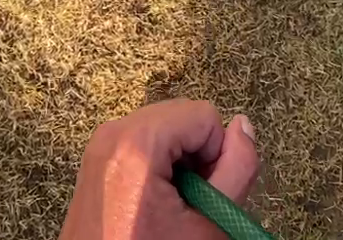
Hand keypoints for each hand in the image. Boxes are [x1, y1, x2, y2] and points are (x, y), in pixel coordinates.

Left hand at [59, 99, 260, 239]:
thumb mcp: (210, 226)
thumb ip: (238, 168)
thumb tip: (243, 126)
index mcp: (138, 143)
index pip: (204, 115)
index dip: (216, 155)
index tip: (202, 195)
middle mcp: (114, 133)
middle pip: (183, 116)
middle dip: (196, 156)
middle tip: (188, 203)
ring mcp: (102, 144)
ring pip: (167, 127)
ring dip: (180, 161)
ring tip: (171, 206)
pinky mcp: (99, 157)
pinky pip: (145, 139)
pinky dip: (159, 164)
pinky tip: (153, 203)